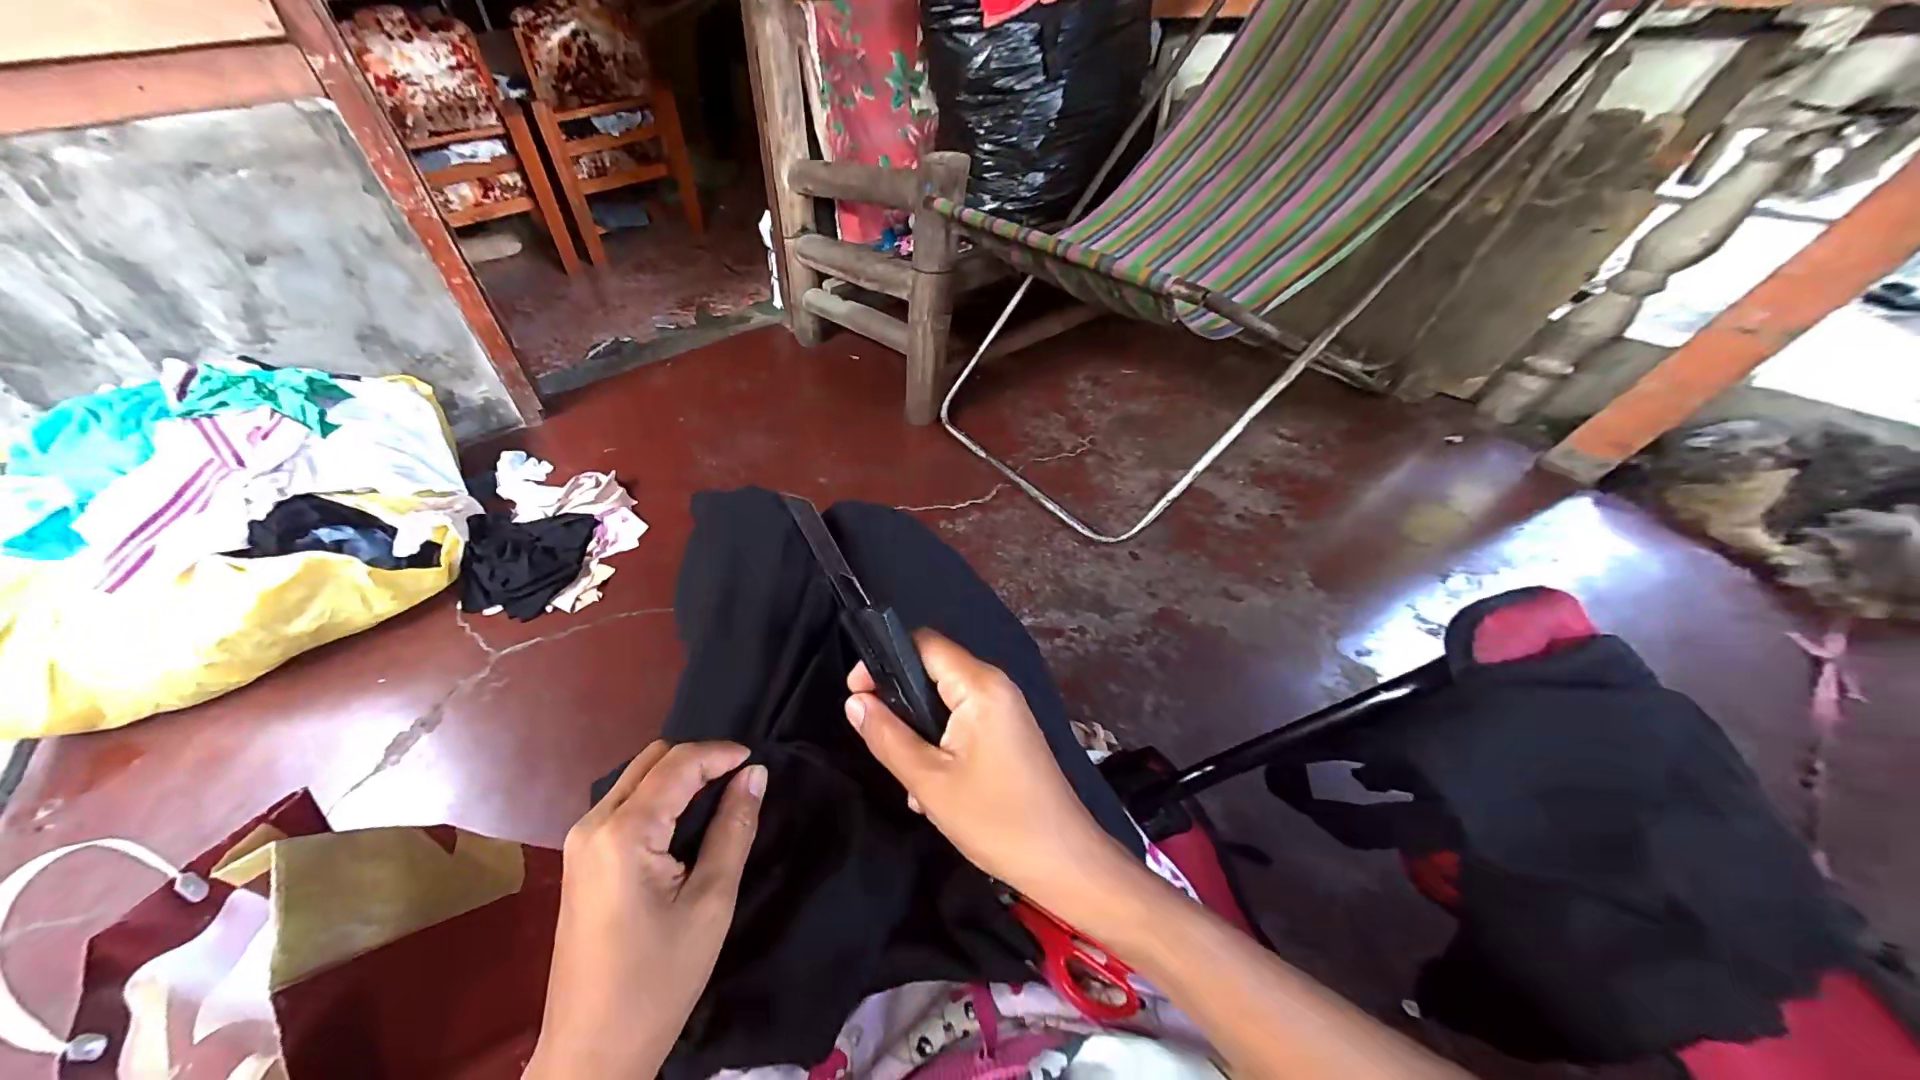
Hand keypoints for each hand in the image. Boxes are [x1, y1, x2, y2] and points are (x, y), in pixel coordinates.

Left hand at [527, 741, 766, 1079]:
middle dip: (699, 759)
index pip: (678, 764)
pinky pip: (625, 803)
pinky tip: (687, 820)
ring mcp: (580, 842)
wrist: (590, 1054)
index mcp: (624, 833)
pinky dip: (660, 796)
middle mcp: (592, 824)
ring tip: (721, 796)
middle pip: (652, 760)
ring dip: (679, 776)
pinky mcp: (580, 859)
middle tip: (740, 780)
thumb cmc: (658, 980)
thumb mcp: (711, 902)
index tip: (758, 762)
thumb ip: (733, 828)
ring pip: (636, 777)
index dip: (721, 753)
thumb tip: (755, 774)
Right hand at [844, 630, 1132, 916]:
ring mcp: (1006, 709)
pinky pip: (963, 721)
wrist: (1063, 861)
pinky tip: (932, 788)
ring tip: (909, 778)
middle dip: (900, 702)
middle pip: (934, 670)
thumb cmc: (995, 820)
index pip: (924, 643)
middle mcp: (996, 686)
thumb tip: (855, 701)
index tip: (856, 695)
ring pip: (945, 701)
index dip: (885, 660)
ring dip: (919, 732)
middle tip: (878, 740)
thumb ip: (887, 736)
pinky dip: (941, 744)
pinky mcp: (1009, 732)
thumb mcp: (929, 781)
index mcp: (981, 686)